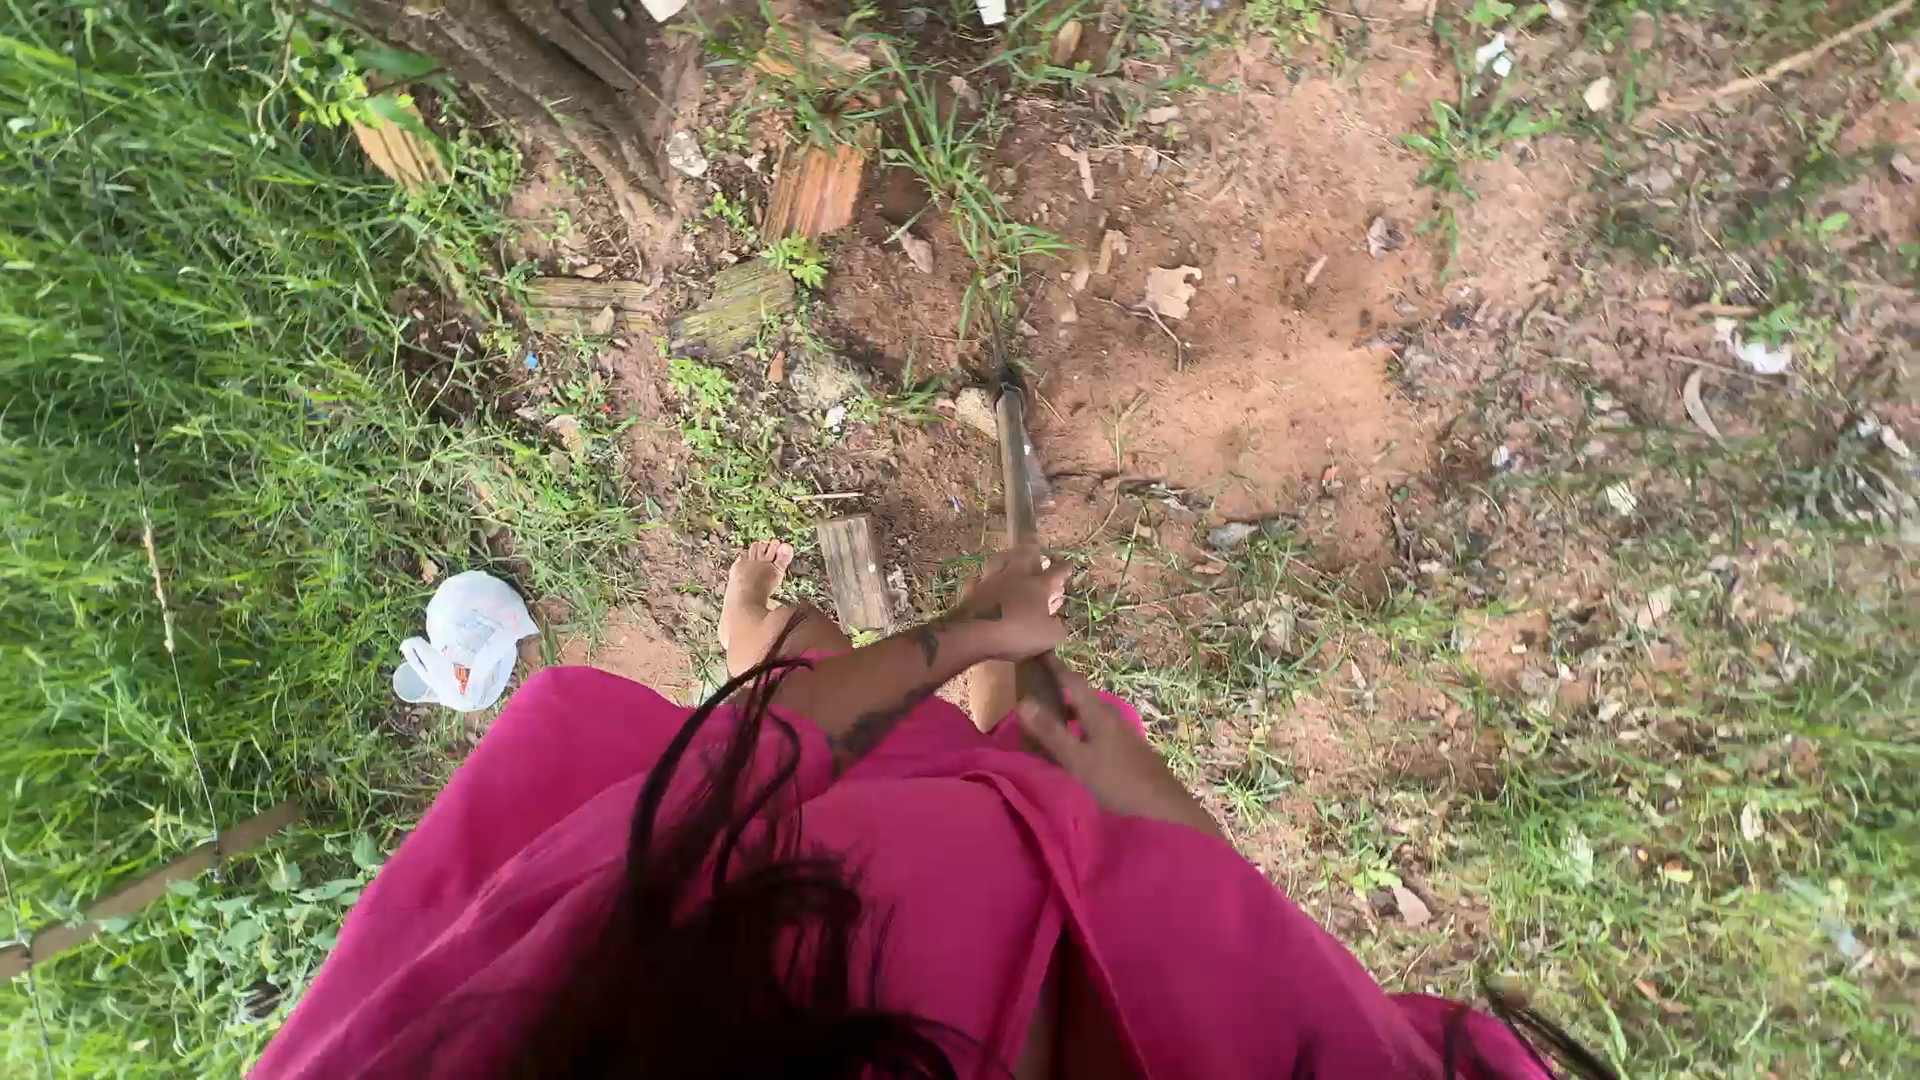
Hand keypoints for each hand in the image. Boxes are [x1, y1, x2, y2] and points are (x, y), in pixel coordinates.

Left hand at [944, 547, 1069, 661]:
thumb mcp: (1049, 636)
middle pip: (1025, 557)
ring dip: (1006, 558)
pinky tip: (982, 581)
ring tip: (1009, 558)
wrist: (975, 633)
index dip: (1064, 568)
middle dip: (1033, 552)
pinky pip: (978, 580)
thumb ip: (1057, 627)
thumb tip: (1057, 623)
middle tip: (1035, 550)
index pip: (1056, 572)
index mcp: (1037, 586)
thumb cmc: (1017, 633)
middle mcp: (1014, 577)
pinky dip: (982, 580)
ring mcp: (991, 581)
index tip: (1069, 563)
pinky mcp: (972, 591)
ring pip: (999, 562)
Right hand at [1016, 656, 1221, 838]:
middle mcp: (1113, 718)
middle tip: (1037, 685)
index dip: (1055, 666)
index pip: (1072, 681)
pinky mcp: (1130, 754)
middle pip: (1083, 697)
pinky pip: (1098, 731)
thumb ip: (1051, 732)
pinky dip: (1081, 729)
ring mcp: (1124, 736)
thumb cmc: (1117, 784)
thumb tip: (1023, 700)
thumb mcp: (1077, 761)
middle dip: (1061, 689)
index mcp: (1099, 714)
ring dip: (1071, 711)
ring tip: (1050, 715)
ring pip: (1092, 715)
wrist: (1167, 814)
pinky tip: (1076, 744)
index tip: (1038, 649)